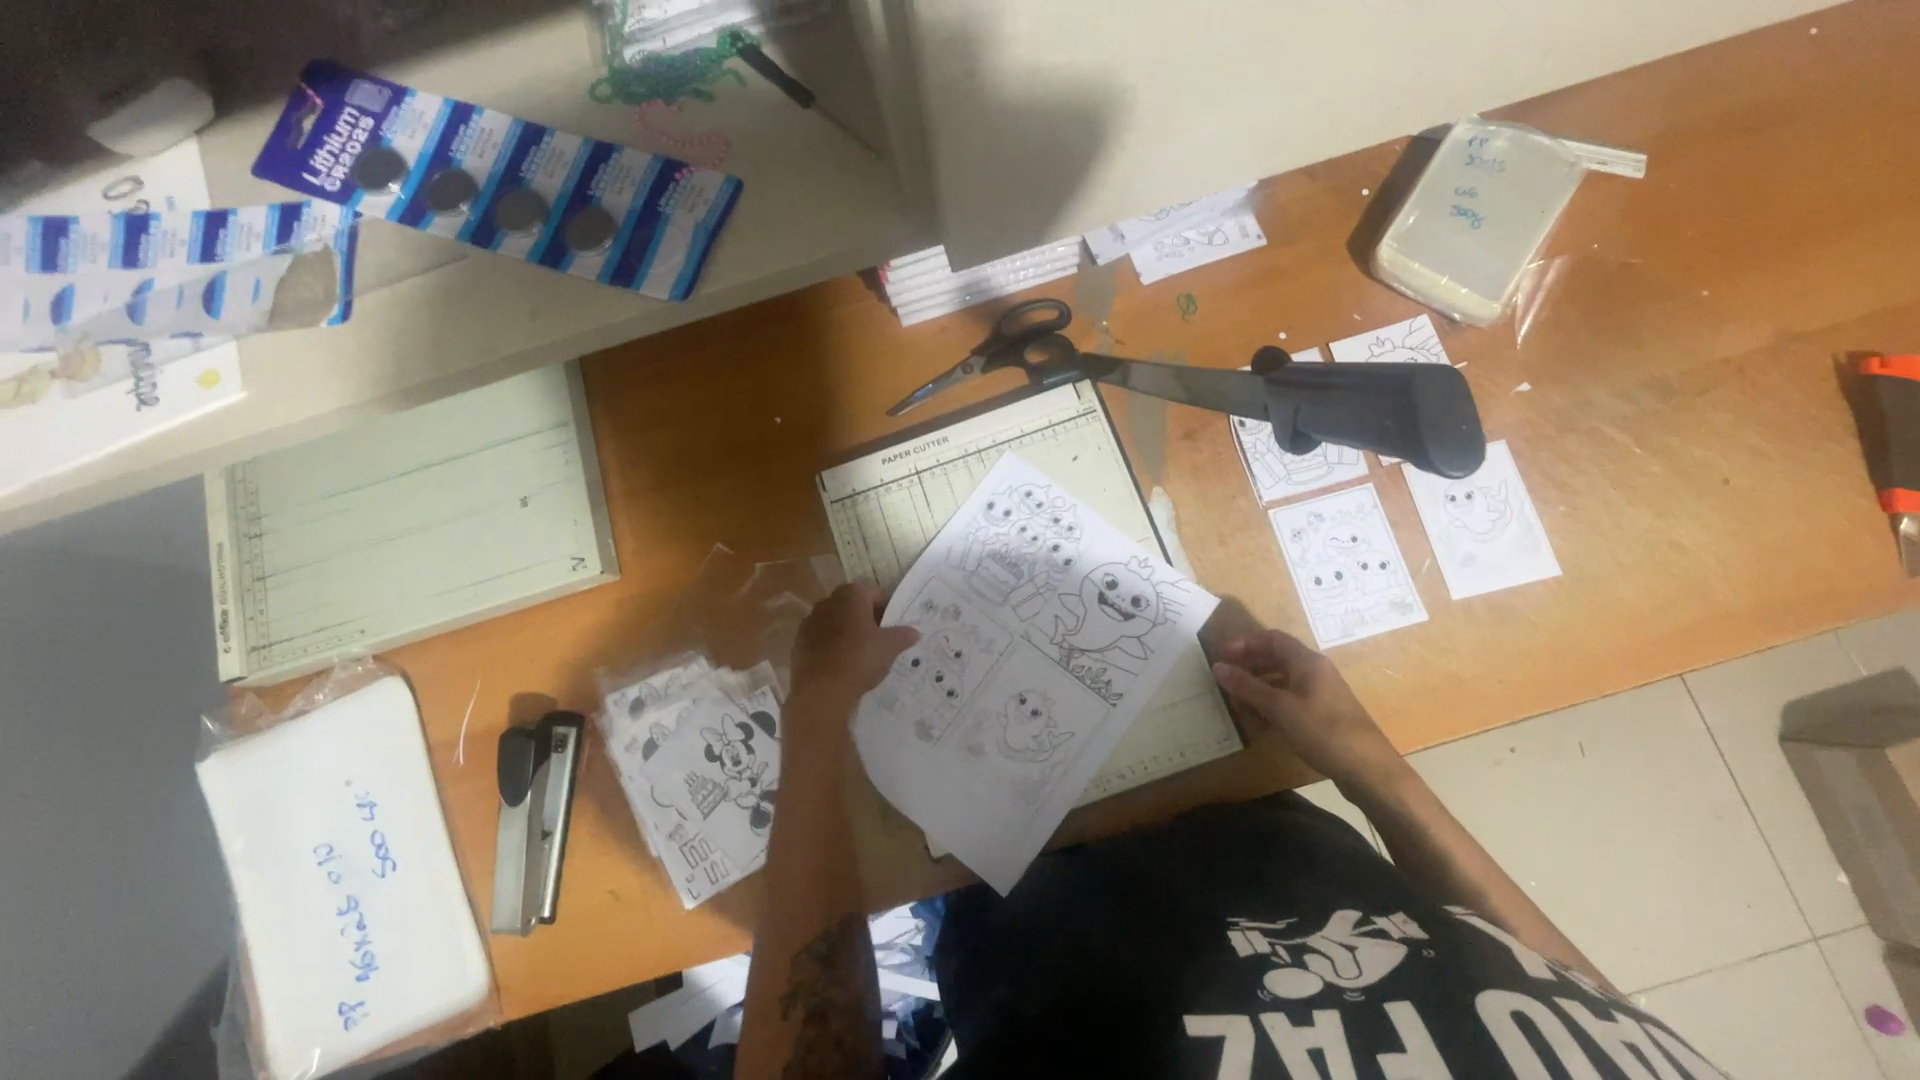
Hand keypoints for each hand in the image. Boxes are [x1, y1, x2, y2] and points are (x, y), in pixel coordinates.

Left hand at [789, 584, 919, 715]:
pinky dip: (831, 646)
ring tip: (860, 654)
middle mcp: (828, 602)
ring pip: (835, 622)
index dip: (886, 608)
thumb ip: (902, 635)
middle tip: (879, 639)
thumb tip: (914, 632)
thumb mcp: (890, 647)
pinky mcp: (798, 643)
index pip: (874, 593)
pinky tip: (841, 665)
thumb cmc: (860, 659)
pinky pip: (821, 639)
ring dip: (847, 632)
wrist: (821, 690)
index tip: (893, 626)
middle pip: (852, 605)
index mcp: (851, 595)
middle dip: (866, 618)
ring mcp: (810, 622)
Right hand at [1211, 629, 1405, 791]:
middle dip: (1249, 669)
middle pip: (1276, 659)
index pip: (1272, 639)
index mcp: (1307, 661)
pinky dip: (1272, 707)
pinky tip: (1260, 725)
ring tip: (1239, 707)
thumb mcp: (1279, 708)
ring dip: (1258, 690)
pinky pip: (1291, 700)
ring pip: (1282, 682)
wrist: (1367, 768)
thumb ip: (1247, 686)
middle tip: (1226, 684)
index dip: (1245, 644)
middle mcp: (1315, 671)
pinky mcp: (1323, 713)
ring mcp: (1321, 693)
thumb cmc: (1321, 730)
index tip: (1222, 657)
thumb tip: (1218, 667)